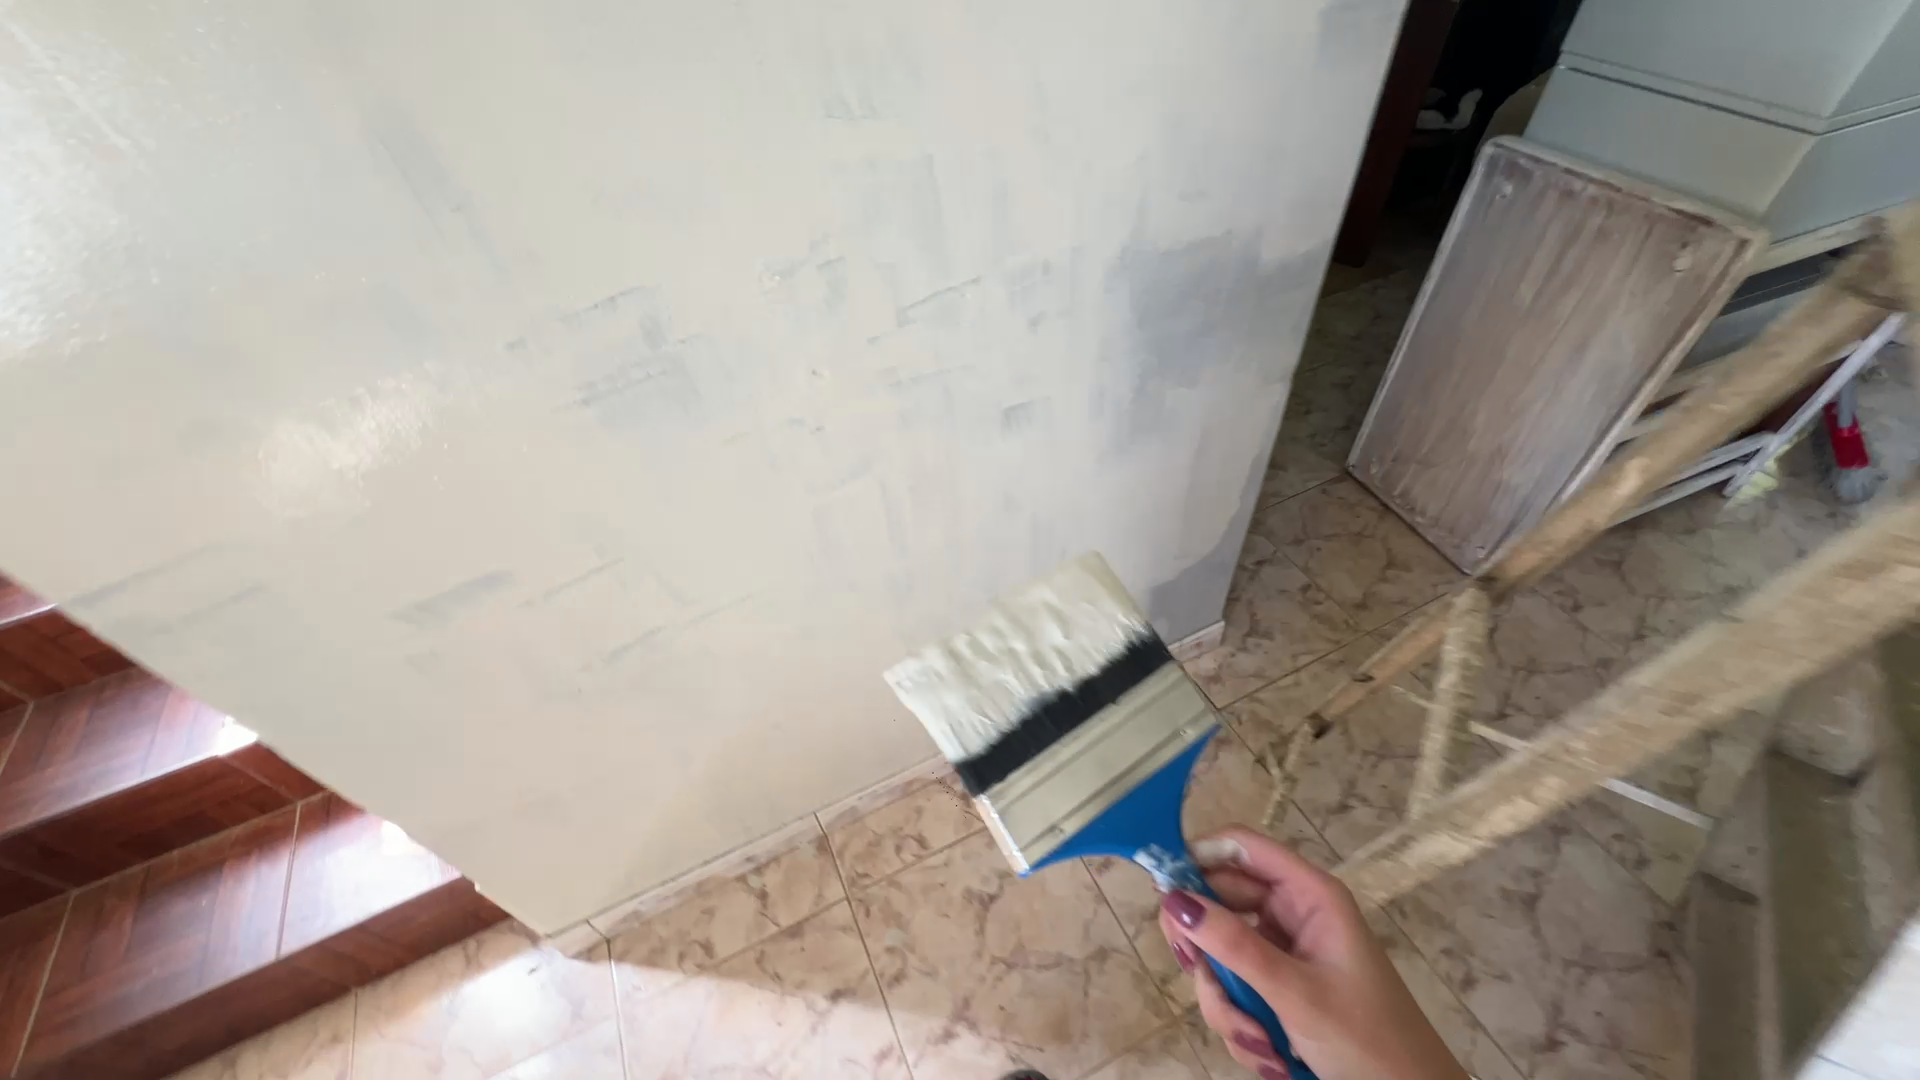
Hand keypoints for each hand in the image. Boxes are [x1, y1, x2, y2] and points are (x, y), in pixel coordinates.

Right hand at [1158, 826, 1467, 1079]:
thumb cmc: (1368, 1043)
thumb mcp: (1294, 992)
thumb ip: (1231, 944)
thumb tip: (1172, 900)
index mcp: (1308, 894)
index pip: (1240, 847)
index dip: (1198, 857)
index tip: (1165, 892)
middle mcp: (1290, 913)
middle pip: (1218, 900)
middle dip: (1207, 948)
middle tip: (1191, 968)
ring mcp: (1281, 951)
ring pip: (1219, 951)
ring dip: (1224, 999)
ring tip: (1258, 1041)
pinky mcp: (1274, 987)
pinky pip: (1231, 987)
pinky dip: (1238, 1021)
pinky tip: (1268, 1054)